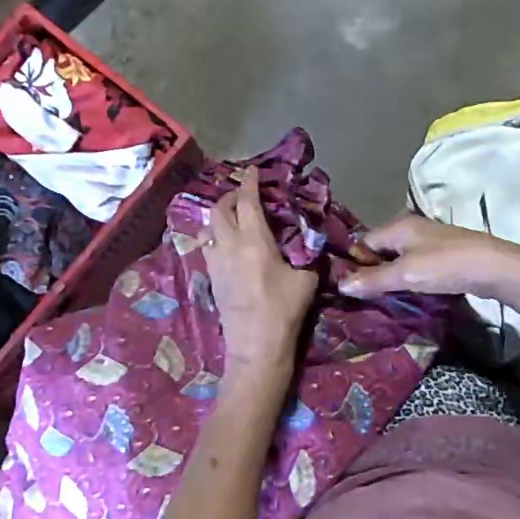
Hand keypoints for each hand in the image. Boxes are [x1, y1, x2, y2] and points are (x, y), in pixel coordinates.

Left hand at [206, 168, 318, 366]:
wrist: (255, 347)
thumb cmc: (283, 310)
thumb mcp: (307, 280)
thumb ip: (307, 257)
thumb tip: (310, 246)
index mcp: (253, 239)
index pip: (247, 201)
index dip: (249, 182)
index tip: (252, 171)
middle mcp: (228, 245)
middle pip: (219, 209)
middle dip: (230, 197)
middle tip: (245, 197)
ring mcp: (215, 263)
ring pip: (210, 228)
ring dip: (220, 217)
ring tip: (234, 219)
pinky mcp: (211, 280)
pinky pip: (209, 248)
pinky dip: (217, 238)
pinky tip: (229, 247)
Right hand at [340, 214, 519, 299]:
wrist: (495, 268)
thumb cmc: (445, 266)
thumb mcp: (405, 275)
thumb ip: (372, 279)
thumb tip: (340, 284)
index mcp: (397, 226)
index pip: (362, 242)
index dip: (352, 263)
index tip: (345, 287)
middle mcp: (410, 228)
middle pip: (379, 250)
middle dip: (369, 271)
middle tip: (360, 297)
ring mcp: (427, 241)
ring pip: (397, 259)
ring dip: (388, 277)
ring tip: (379, 299)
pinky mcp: (441, 255)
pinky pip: (413, 265)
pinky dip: (406, 278)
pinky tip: (405, 294)